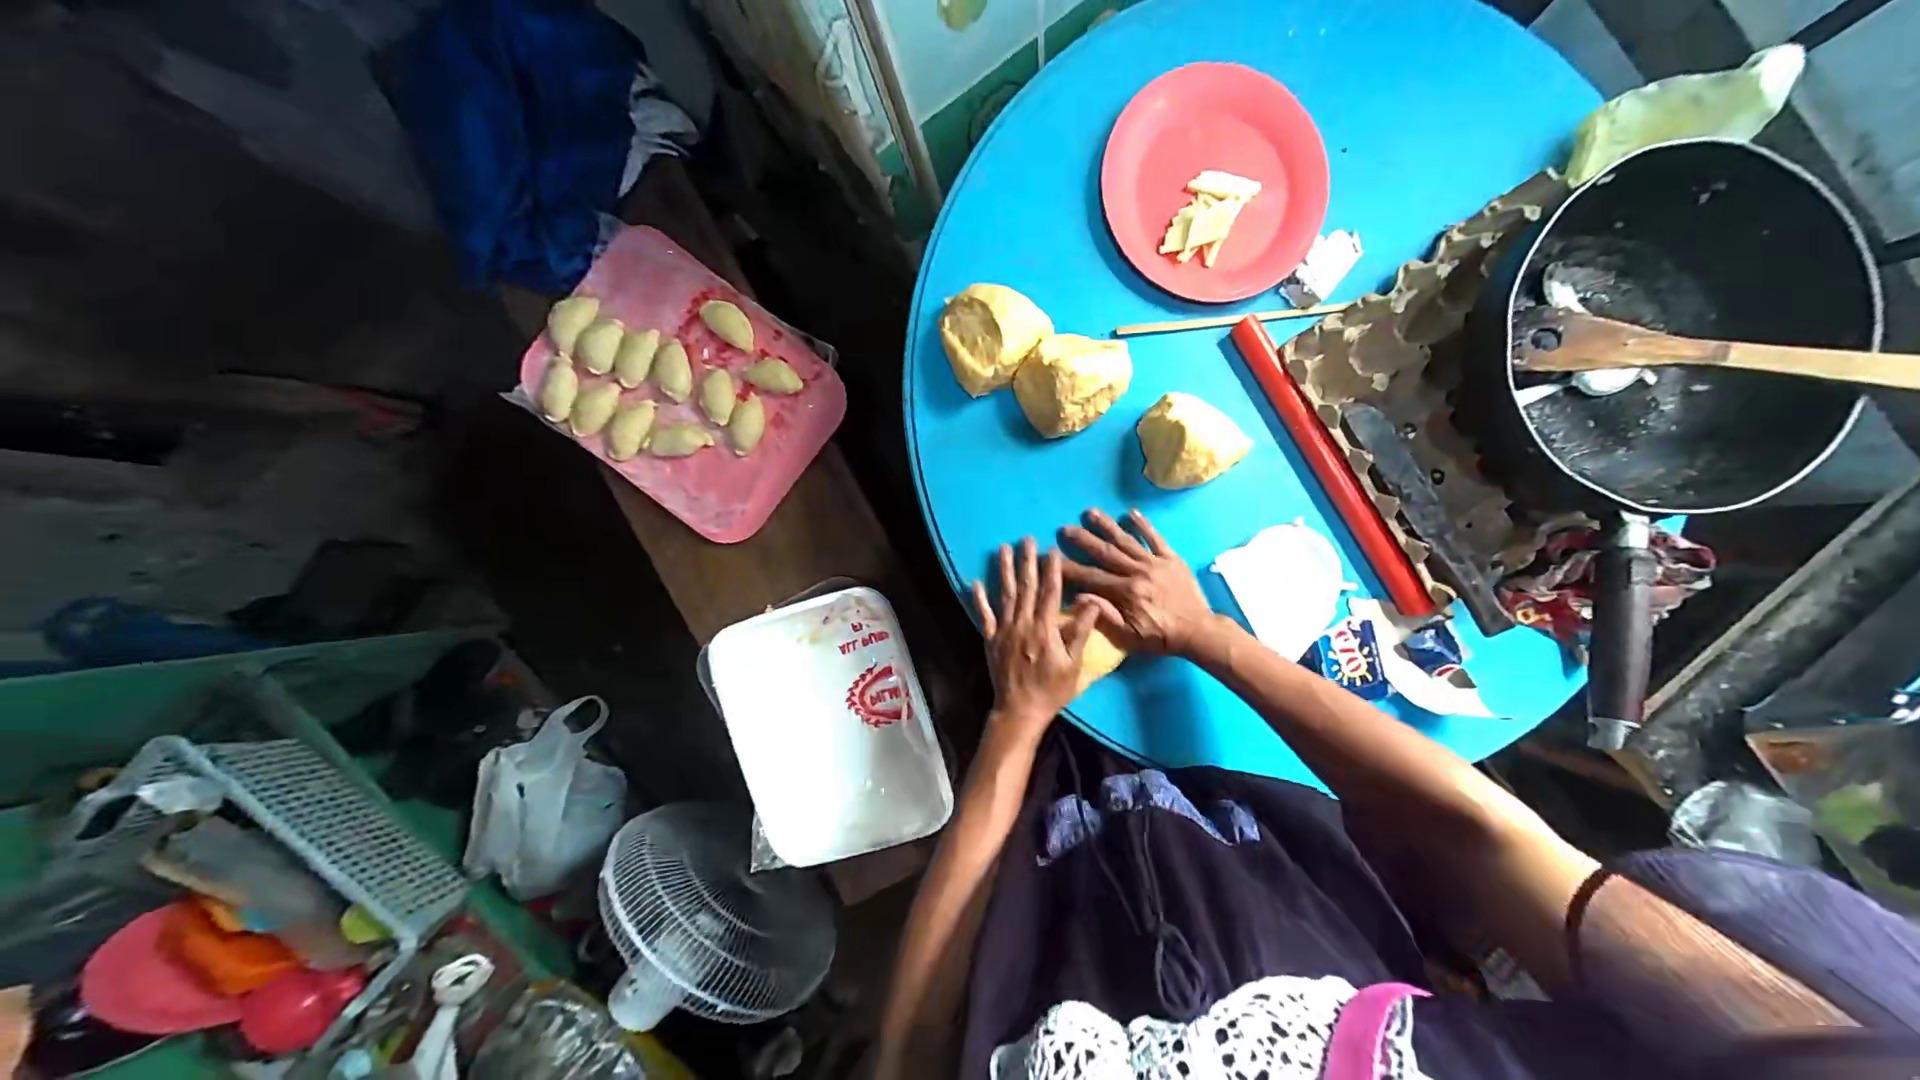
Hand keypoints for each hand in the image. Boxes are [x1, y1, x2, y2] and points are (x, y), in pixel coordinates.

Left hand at [973, 537, 1101, 746]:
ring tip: (1004, 549)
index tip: (1052, 550)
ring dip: (1004, 570)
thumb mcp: (1074, 664)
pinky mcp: (991, 640)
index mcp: (1045, 629)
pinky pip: (984, 616)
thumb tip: (1091, 603)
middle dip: (1027, 561)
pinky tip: (976, 582)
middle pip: (1026, 587)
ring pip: (1005, 595)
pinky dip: (979, 599)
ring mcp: (1004, 631)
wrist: (1020, 710)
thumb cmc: (1052, 690)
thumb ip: (1081, 632)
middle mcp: (1023, 624)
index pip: (1050, 592)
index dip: (1051, 570)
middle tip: (1027, 538)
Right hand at [1061, 508, 1215, 655]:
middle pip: (1105, 552)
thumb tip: (1079, 596)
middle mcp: (1137, 572)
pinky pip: (1156, 538)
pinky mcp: (1172, 559)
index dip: (1069, 567)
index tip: (1052, 557)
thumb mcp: (1129, 637)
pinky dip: (1143, 524)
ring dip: (1107, 525)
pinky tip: (1130, 512)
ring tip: (1090, 512)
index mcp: (1125, 592)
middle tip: (1065, 528)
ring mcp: (1155, 563)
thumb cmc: (1161, 637)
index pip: (1090, 576)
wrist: (1199, 631)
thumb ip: (1104, 616)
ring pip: (1126, 540)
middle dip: (1083, 539)